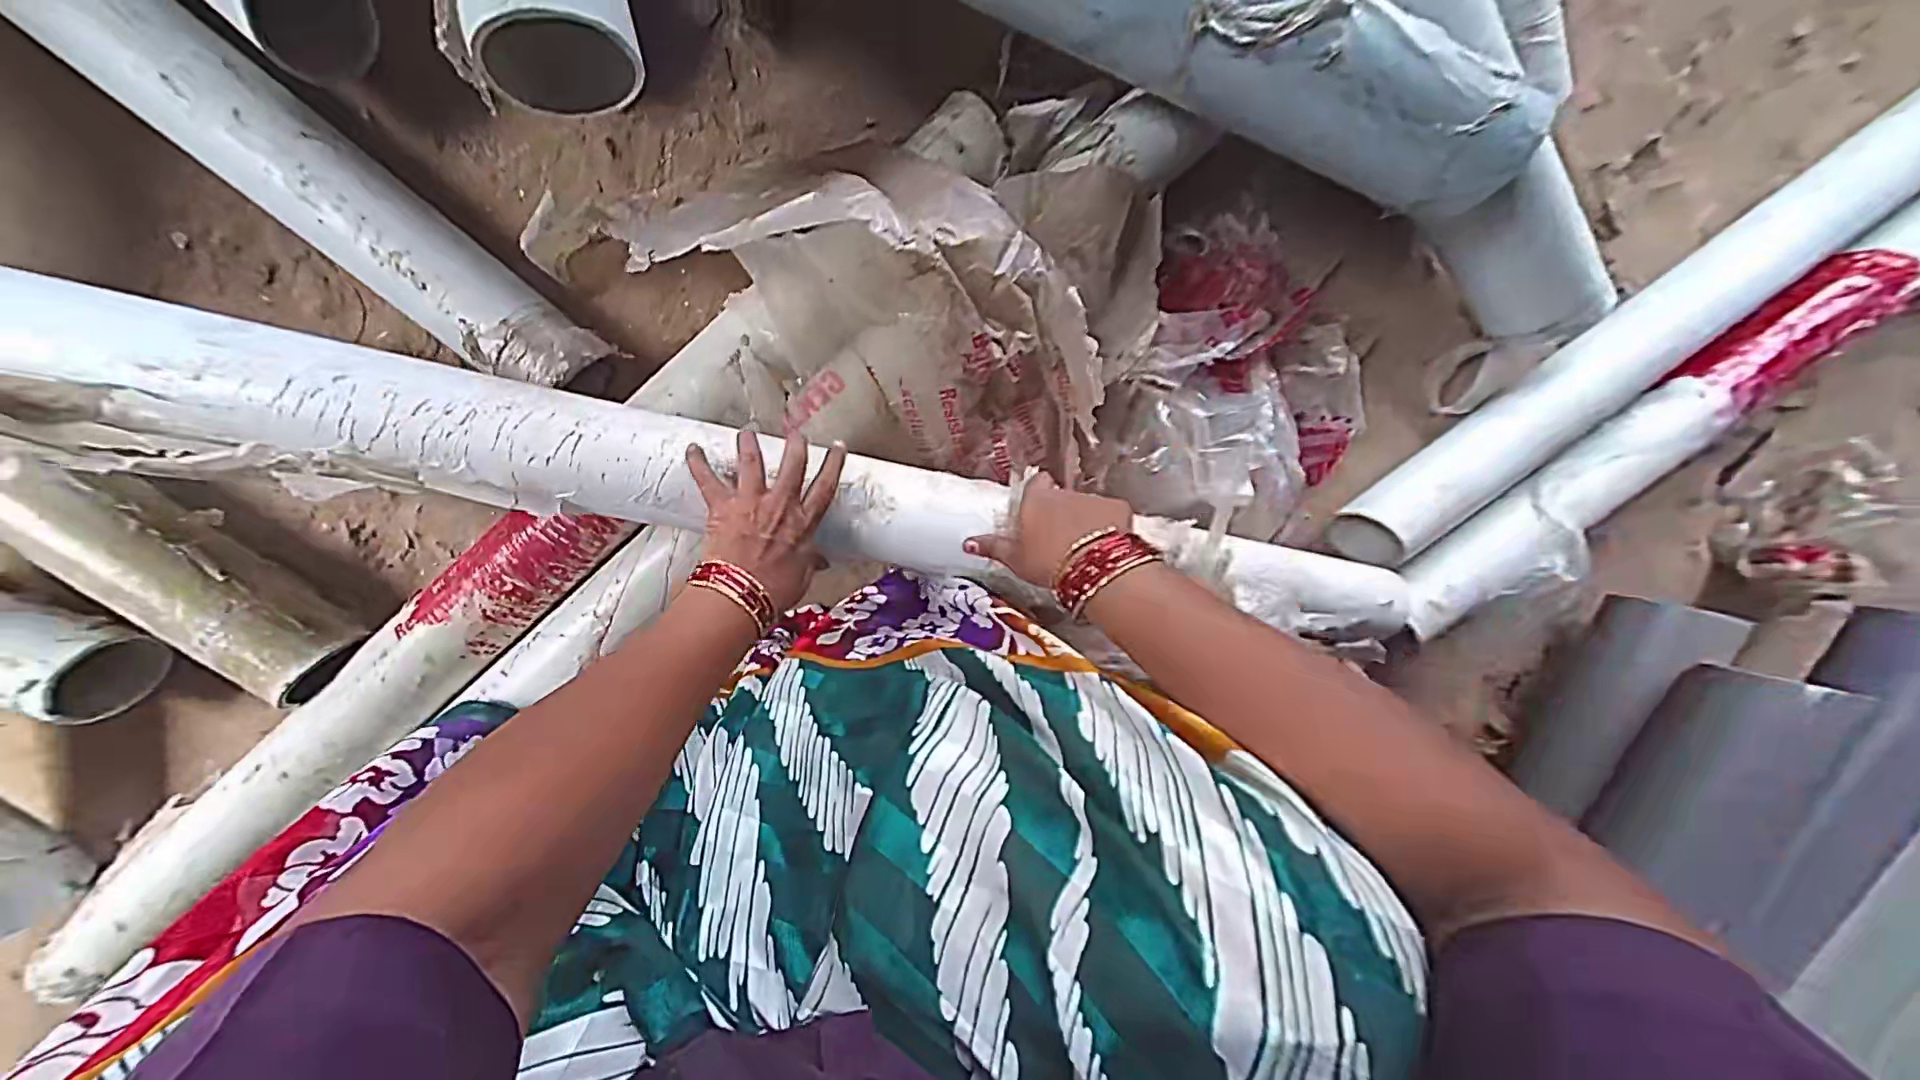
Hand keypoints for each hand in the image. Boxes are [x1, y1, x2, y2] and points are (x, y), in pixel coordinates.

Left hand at [686, 430, 847, 611]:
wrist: (740, 595)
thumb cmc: (773, 591)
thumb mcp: (802, 576)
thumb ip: (810, 562)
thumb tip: (820, 561)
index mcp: (803, 523)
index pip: (824, 487)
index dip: (833, 465)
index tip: (837, 448)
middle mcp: (780, 506)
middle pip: (793, 466)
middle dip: (796, 445)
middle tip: (796, 433)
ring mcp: (750, 503)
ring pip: (752, 463)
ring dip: (749, 445)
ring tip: (747, 432)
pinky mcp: (722, 507)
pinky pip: (707, 479)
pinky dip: (698, 462)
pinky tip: (693, 449)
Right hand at [964, 473, 1132, 587]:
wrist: (1092, 568)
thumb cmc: (1047, 563)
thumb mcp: (1015, 559)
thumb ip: (993, 547)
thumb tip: (969, 543)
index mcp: (1036, 501)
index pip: (1037, 482)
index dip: (1039, 491)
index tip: (1038, 505)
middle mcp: (1064, 493)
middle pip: (1063, 496)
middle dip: (1063, 512)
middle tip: (1060, 538)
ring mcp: (1093, 499)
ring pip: (1088, 506)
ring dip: (1087, 520)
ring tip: (1085, 548)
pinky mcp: (1118, 507)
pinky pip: (1113, 514)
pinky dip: (1112, 526)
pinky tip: (1107, 546)